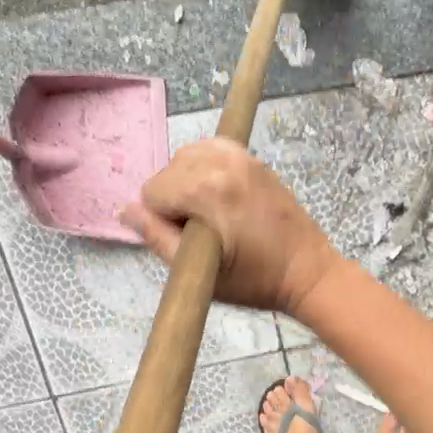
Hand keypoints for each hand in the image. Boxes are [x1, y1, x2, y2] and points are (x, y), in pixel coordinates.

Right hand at [119, 139, 342, 314]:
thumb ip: (157, 239)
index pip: (151, 192)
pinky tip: (221, 199)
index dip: (163, 222)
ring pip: (185, 160)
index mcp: (206, 188)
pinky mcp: (251, 157)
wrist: (307, 272)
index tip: (192, 242)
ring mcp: (239, 155)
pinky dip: (206, 171)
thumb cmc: (256, 281)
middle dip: (175, 202)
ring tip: (215, 218)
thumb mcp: (200, 270)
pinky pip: (209, 152)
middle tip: (207, 234)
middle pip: (167, 173)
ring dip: (189, 186)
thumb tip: (124, 211)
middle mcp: (220, 161)